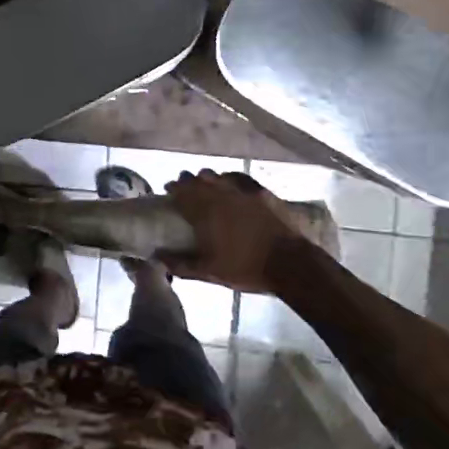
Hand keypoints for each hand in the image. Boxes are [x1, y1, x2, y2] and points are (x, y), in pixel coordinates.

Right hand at [164, 170, 324, 294]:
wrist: (291, 264)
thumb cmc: (246, 268)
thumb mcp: (209, 272)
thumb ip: (181, 265)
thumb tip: (157, 258)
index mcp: (204, 213)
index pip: (182, 192)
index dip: (173, 188)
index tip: (168, 188)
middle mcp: (220, 196)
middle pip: (197, 180)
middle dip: (188, 180)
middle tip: (183, 184)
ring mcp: (242, 191)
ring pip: (217, 176)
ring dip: (206, 177)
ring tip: (203, 181)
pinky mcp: (261, 192)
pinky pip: (239, 177)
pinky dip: (229, 177)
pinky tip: (229, 180)